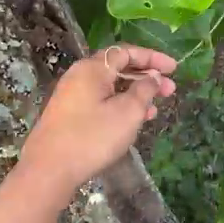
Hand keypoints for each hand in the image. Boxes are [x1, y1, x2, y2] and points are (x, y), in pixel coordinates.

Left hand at [15, 47, 176, 200]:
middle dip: (146, 77)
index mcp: (93, 69)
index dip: (152, 58)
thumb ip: (145, 90)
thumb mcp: (128, 112)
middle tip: (170, 90)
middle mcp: (80, 76)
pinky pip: (101, 101)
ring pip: (111, 86)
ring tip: (155, 109)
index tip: (174, 69)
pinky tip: (134, 121)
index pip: (126, 52)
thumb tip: (153, 77)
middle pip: (118, 67)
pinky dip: (121, 105)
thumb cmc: (93, 137)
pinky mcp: (69, 115)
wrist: (49, 170)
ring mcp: (72, 96)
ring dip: (136, 94)